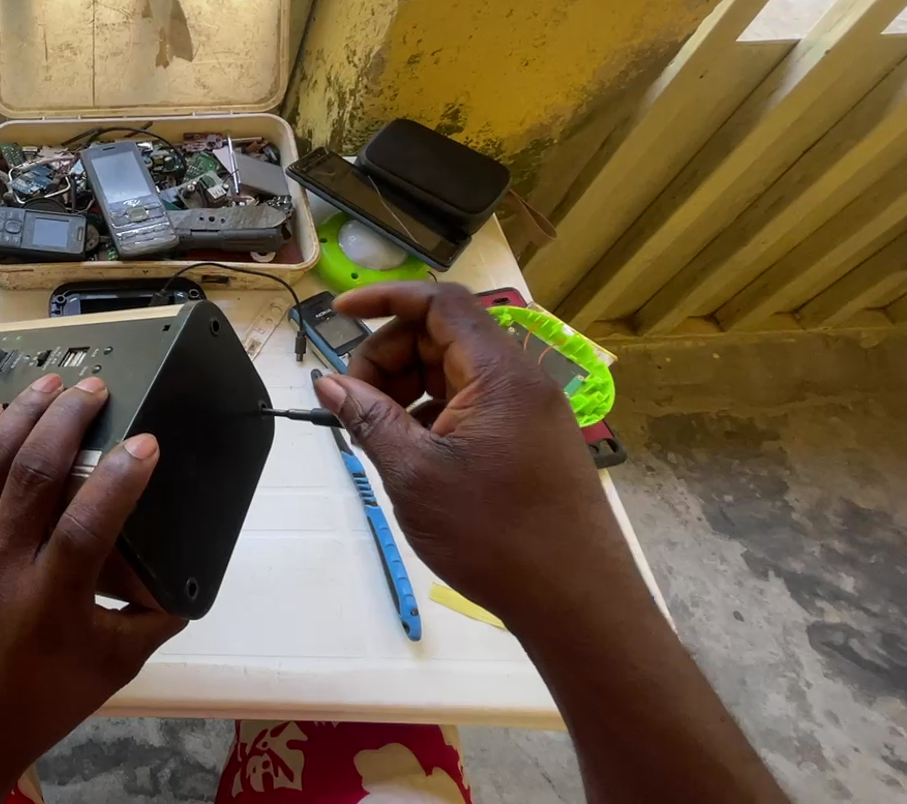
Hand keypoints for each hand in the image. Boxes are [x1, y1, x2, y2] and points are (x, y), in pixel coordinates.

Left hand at [0, 373, 184, 802]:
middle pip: (32, 473)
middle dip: (67, 419)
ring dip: (22, 413)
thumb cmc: (45, 694)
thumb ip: (155, 614)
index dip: (119, 478)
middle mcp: (0, 565)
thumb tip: (189, 566)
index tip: (146, 442)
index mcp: (49, 602)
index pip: (85, 525)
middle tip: (96, 389)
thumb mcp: (115, 663)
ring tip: (52, 383)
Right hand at [312, 281, 642, 625]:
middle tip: (351, 403)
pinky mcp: (523, 440)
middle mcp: (518, 383)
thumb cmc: (495, 536)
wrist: (580, 610)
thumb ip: (367, 417)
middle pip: (438, 336)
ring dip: (401, 388)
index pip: (440, 303)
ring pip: (447, 370)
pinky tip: (405, 449)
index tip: (341, 310)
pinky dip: (425, 411)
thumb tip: (327, 383)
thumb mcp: (414, 472)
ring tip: (373, 432)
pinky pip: (464, 401)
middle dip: (385, 358)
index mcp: (500, 376)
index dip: (386, 297)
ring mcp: (524, 412)